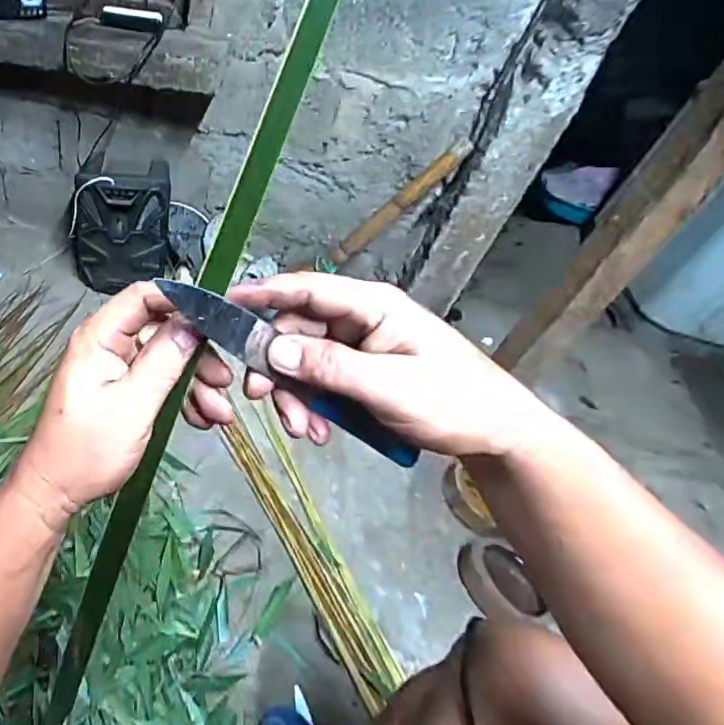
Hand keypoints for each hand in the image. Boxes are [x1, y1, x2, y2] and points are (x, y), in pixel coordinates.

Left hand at [14, 281, 199, 527]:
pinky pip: (158, 378)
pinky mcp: (121, 386)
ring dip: (195, 381)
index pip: (144, 296)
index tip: (217, 318)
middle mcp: (107, 342)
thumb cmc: (88, 448)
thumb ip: (165, 359)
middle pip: (162, 328)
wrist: (56, 491)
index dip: (182, 300)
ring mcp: (115, 365)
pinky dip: (181, 395)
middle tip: (223, 380)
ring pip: (166, 357)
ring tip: (217, 411)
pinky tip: (201, 417)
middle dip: (197, 353)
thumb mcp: (135, 403)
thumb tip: (194, 323)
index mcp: (100, 336)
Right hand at [181, 273, 563, 458]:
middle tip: (261, 399)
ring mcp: (359, 347)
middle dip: (277, 366)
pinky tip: (319, 430)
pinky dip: (312, 404)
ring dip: (294, 394)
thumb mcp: (389, 386)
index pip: (306, 288)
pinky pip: (320, 381)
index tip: (225, 303)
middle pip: (297, 330)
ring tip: (303, 428)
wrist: (498, 436)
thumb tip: (274, 350)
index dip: (263, 293)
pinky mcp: (360, 373)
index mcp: (372, 305)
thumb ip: (330, 367)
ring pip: (303, 360)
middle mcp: (359, 320)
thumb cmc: (455, 402)